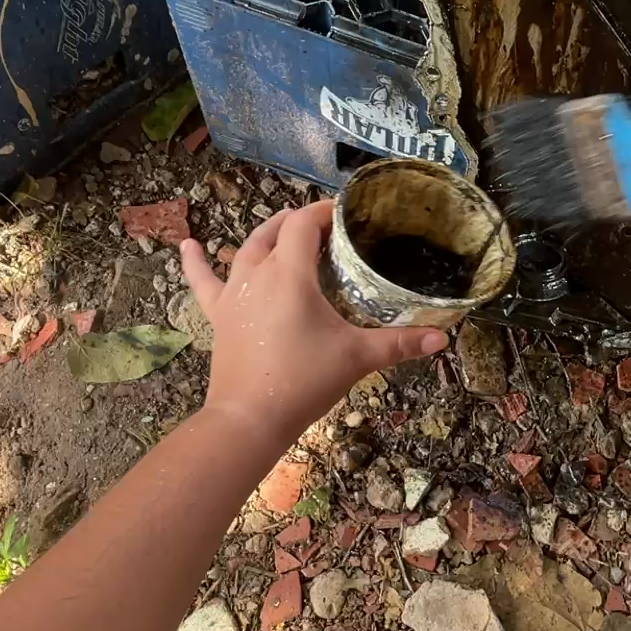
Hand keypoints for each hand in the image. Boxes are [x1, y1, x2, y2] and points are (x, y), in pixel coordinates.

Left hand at [181, 200, 446, 443]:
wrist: (250, 418)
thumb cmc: (305, 380)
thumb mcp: (357, 357)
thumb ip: (400, 344)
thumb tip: (442, 339)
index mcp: (291, 273)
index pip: (305, 224)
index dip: (324, 212)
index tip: (345, 214)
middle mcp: (258, 273)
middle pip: (276, 230)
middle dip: (299, 221)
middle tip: (324, 227)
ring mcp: (233, 294)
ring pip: (245, 248)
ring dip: (265, 234)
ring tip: (280, 226)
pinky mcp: (219, 316)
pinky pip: (203, 282)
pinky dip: (195, 262)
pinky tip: (188, 245)